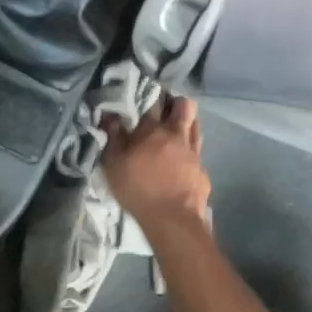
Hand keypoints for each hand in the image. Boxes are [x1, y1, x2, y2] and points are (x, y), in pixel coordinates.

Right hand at [103, 95, 211, 227]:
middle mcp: (177, 134)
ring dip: (187, 122)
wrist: (173, 218)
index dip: (152, 93)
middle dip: (176, 102)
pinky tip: (183, 160)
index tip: (147, 92)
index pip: (154, 101)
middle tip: (165, 108)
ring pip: (196, 125)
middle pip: (185, 106)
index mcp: (154, 130)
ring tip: (176, 129)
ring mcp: (194, 152)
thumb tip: (109, 115)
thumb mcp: (114, 164)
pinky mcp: (202, 169)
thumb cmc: (138, 189)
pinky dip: (191, 150)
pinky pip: (198, 151)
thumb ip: (113, 138)